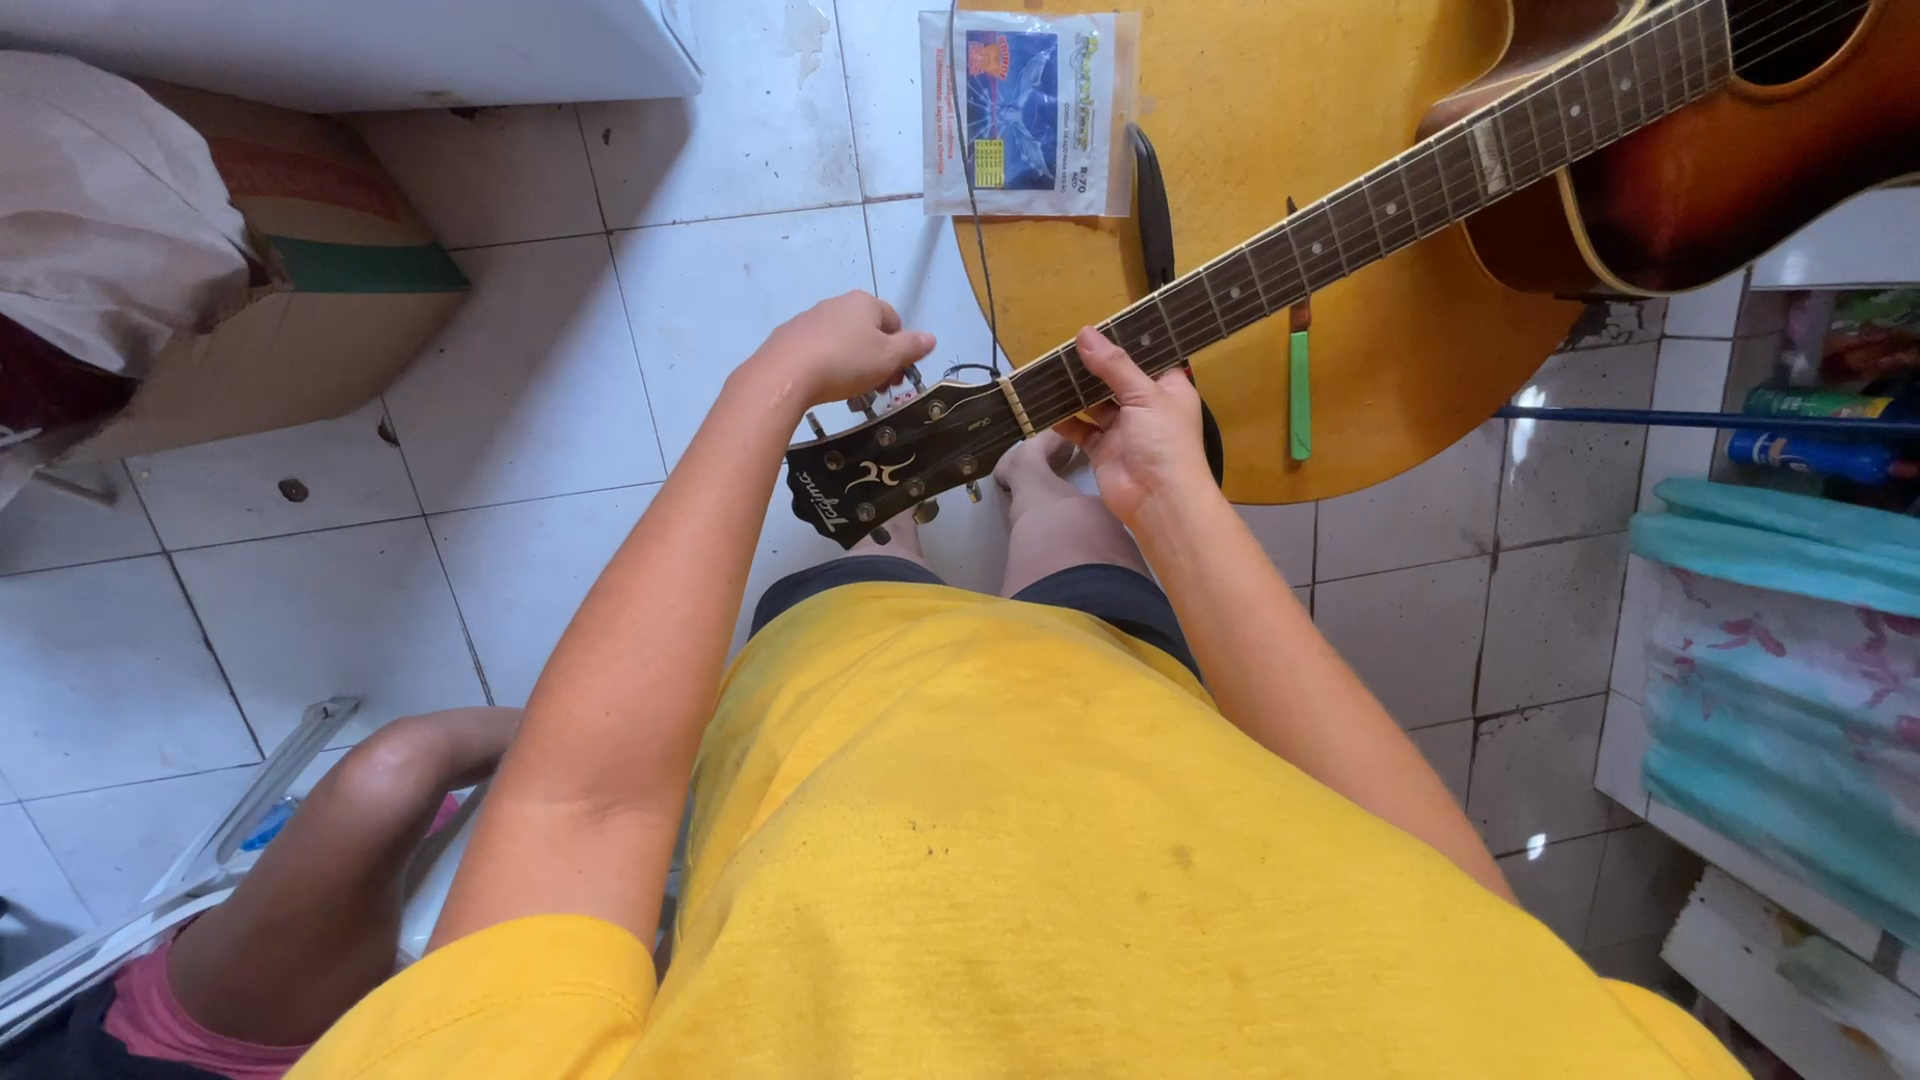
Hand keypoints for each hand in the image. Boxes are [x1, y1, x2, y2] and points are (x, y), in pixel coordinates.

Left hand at [744, 291, 936, 406]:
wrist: (786, 374)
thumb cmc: (846, 362)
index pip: (894, 321)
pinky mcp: (789, 337)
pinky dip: (827, 365)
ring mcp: (810, 318)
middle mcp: (837, 303)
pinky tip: (825, 385)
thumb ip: (912, 347)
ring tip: (852, 390)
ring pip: (843, 342)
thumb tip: (931, 338)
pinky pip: (818, 350)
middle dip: (878, 360)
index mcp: (864, 303)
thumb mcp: (888, 358)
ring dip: (854, 364)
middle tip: (879, 387)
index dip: (901, 349)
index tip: (897, 375)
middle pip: (868, 332)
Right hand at [1054, 326, 1211, 526]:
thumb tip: (1084, 333)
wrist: (1158, 501)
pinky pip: (1080, 430)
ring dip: (1075, 392)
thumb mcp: (1144, 395)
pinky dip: (1064, 421)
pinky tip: (1045, 406)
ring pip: (1094, 404)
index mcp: (1168, 389)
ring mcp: (1123, 430)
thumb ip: (1113, 365)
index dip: (1126, 343)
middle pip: (1116, 380)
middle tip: (1064, 346)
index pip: (1147, 358)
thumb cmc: (1165, 442)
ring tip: (1050, 371)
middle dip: (1093, 366)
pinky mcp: (1102, 450)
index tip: (1100, 326)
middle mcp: (1146, 407)